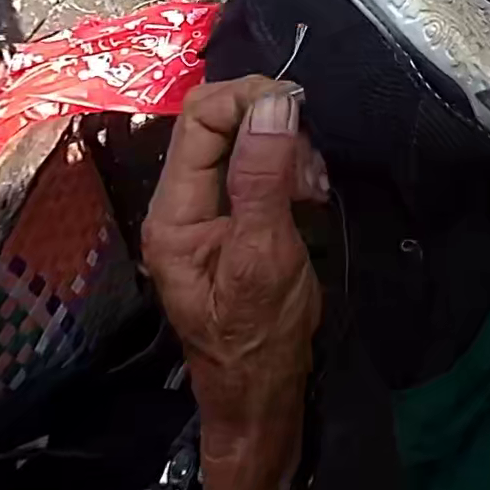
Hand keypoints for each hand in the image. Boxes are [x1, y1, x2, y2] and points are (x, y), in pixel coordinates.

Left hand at [142, 76, 327, 489]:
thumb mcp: (262, 258)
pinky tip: (312, 189)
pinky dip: (295, 162)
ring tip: (315, 185)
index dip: (246, 100)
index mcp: (175, 210)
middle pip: (218, 120)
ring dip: (289, 145)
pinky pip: (266, 159)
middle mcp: (186, 198)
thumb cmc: (260, 337)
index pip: (198, 120)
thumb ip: (264, 179)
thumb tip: (275, 104)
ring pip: (247, 136)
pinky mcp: (242, 208)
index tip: (297, 104)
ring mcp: (213, 203)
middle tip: (311, 156)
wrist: (265, 389)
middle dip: (270, 122)